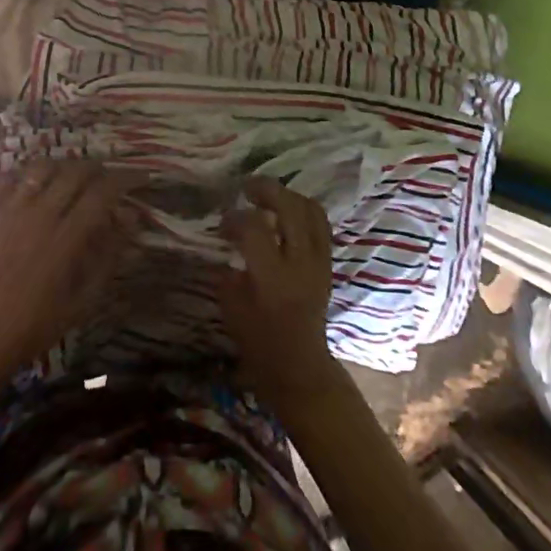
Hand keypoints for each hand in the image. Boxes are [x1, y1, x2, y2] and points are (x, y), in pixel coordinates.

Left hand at [0, 161, 138, 373]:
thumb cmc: (34, 325)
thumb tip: (131, 219)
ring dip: (64, 165)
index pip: (102, 192)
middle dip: (98, 168)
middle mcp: (39, 215)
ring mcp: (9, 210)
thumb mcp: (82, 301)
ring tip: (75, 175)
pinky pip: (7, 177)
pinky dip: (26, 172)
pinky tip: (34, 181)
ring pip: (42, 167)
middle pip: (75, 172)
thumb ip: (108, 256)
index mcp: (66, 238)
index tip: (141, 176)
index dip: (125, 179)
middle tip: (109, 177)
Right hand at [217, 177, 342, 406]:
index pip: (254, 228)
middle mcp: (300, 264)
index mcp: (272, 278)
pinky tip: (284, 212)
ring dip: (288, 195)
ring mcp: (319, 261)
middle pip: (291, 208)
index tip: (222, 224)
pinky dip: (302, 209)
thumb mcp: (230, 305)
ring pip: (311, 210)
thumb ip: (229, 268)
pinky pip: (320, 224)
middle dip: (267, 190)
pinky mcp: (327, 263)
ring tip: (267, 195)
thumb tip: (228, 239)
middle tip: (246, 187)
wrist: (299, 363)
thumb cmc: (258, 339)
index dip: (235, 218)